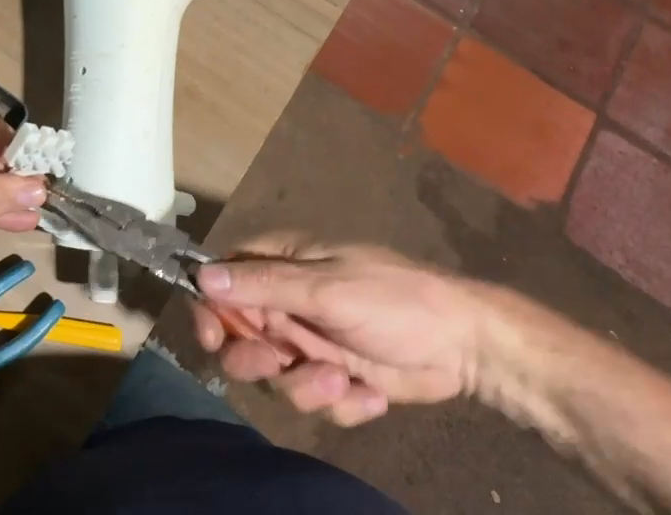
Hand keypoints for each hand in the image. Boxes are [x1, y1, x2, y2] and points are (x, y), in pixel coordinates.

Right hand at [189, 234, 492, 426]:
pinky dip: (341, 403)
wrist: (470, 349)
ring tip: (341, 381)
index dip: (209, 309)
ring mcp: (310, 343)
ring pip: (274, 376)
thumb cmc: (397, 300)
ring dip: (306, 386)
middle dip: (255, 357)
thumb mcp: (328, 289)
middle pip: (238, 336)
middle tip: (277, 362)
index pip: (222, 281)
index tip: (213, 338)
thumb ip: (265, 284)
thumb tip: (201, 276)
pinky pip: (313, 400)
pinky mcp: (335, 379)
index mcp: (281, 266)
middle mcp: (287, 304)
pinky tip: (371, 394)